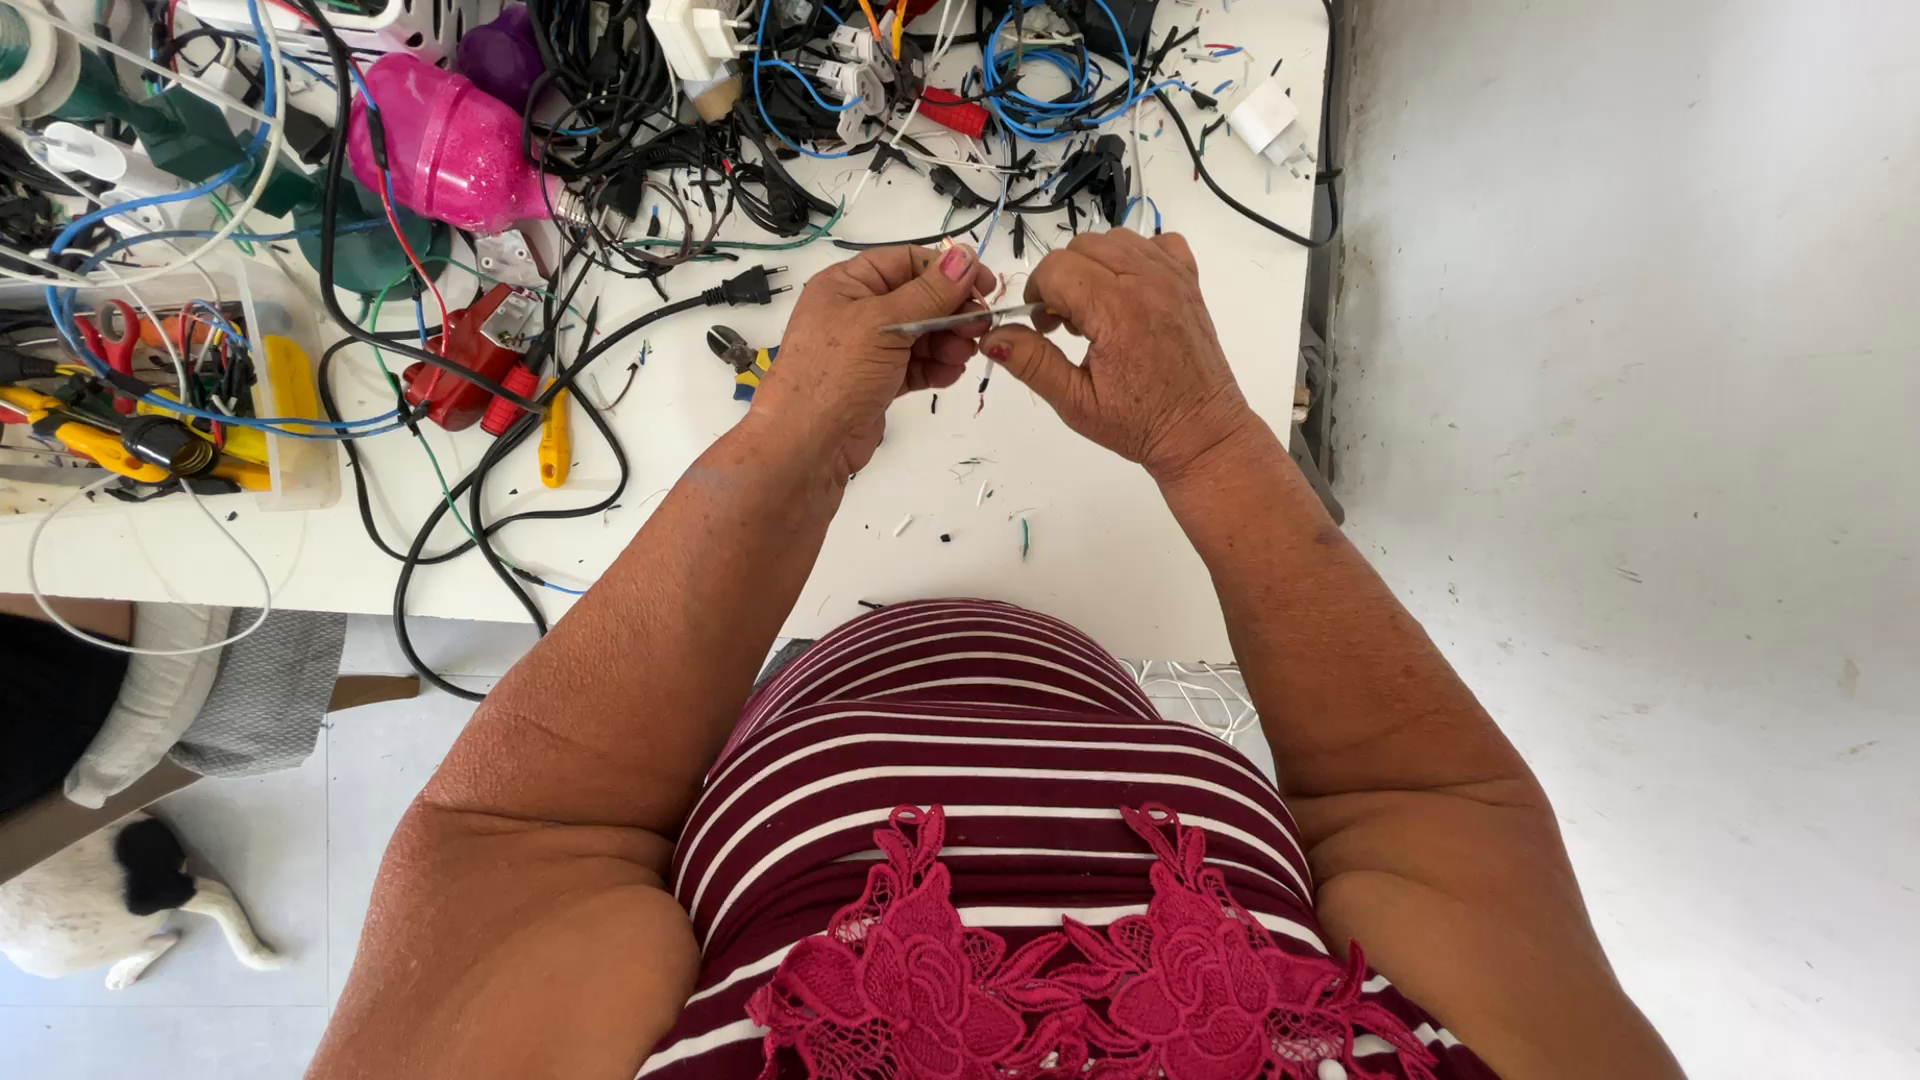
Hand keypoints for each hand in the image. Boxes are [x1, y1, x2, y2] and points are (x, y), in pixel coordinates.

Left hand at [752, 245, 995, 473]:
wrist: (808, 444)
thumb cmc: (837, 373)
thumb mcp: (884, 324)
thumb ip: (930, 292)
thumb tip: (966, 257)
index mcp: (848, 284)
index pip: (906, 262)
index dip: (947, 271)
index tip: (985, 286)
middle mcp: (857, 312)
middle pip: (918, 299)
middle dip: (951, 313)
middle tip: (979, 328)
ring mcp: (867, 350)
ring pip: (920, 336)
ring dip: (947, 343)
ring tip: (962, 356)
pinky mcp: (877, 382)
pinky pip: (915, 367)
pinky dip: (935, 369)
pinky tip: (950, 375)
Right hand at [978, 231, 1262, 482]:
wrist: (1200, 432)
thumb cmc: (1138, 424)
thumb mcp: (1075, 403)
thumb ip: (1032, 363)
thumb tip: (991, 336)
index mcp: (1116, 311)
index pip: (1056, 269)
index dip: (1036, 294)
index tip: (1041, 328)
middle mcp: (1146, 282)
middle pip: (1081, 247)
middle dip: (1061, 280)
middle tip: (1065, 327)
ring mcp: (1172, 276)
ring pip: (1114, 239)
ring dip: (1093, 267)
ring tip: (1095, 312)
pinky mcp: (1189, 280)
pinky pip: (1154, 243)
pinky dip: (1133, 258)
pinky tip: (1127, 294)